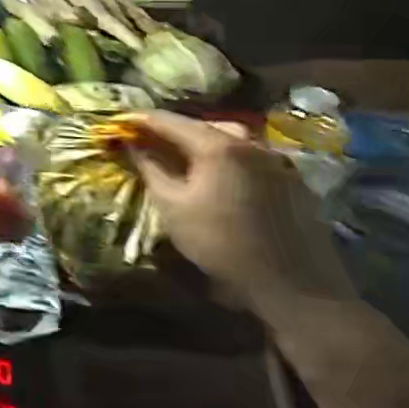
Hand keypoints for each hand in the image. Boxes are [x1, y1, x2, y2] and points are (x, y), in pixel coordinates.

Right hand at [123, 112, 355, 314]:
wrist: (294, 287)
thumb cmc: (220, 242)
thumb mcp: (171, 205)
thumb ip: (149, 167)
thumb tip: (130, 144)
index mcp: (218, 146)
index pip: (168, 120)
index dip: (137, 120)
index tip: (114, 125)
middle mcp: (251, 144)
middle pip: (202, 125)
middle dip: (169, 129)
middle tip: (143, 140)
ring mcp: (278, 162)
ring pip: (231, 138)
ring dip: (200, 141)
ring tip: (178, 156)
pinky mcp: (293, 182)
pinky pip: (251, 156)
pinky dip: (225, 156)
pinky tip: (215, 175)